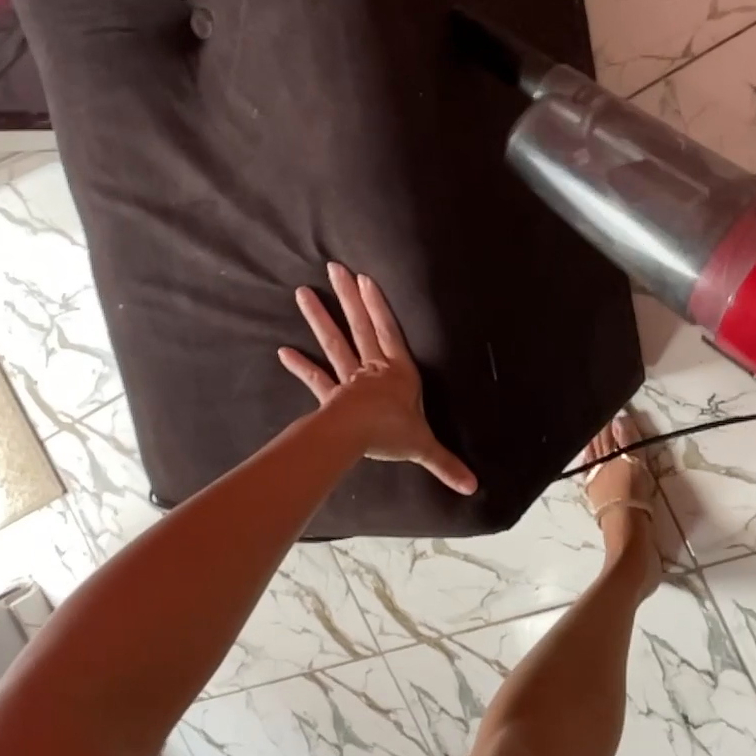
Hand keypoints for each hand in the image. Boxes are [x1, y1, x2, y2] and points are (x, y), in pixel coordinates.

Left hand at [277, 262, 476, 495]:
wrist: (356, 438)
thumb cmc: (392, 433)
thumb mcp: (425, 447)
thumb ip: (446, 463)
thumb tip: (473, 488)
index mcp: (399, 372)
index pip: (389, 332)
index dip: (378, 306)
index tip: (366, 278)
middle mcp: (373, 369)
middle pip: (360, 327)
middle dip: (348, 298)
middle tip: (335, 268)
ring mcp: (348, 380)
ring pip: (334, 344)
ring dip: (319, 319)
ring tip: (302, 292)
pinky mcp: (330, 397)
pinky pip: (315, 378)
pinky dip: (299, 365)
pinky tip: (282, 351)